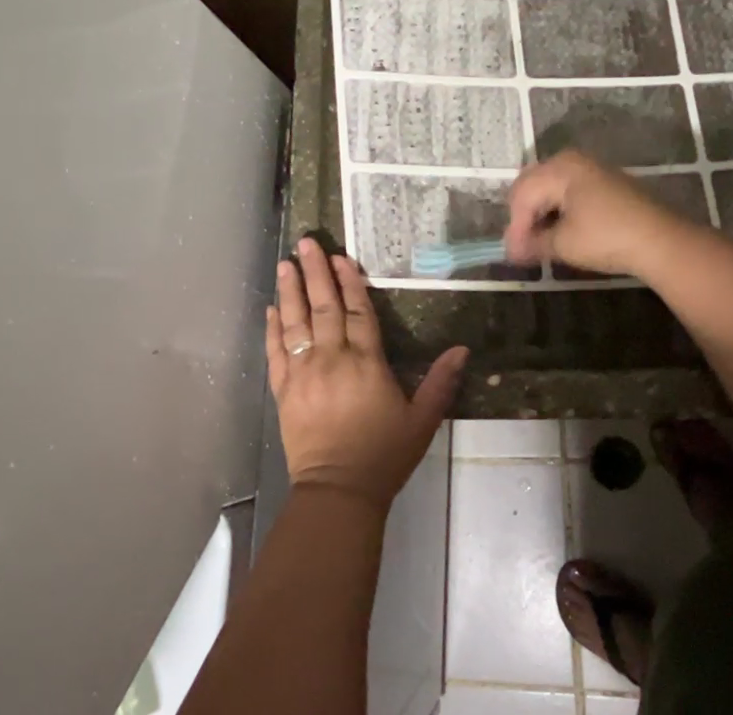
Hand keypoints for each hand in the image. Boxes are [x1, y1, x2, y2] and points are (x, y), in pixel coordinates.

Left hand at [267, 237, 467, 506]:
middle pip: (323, 307)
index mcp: (366, 363)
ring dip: (290, 291)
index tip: (341, 256)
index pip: (358, 311)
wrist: (338, 490)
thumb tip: (462, 349)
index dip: (350, 281)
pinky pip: (276, 352)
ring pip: (295, 323)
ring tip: (285, 263)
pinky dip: (272, 328)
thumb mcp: (422, 420)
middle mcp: (332, 359)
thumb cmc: (384, 455)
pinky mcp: (284, 391)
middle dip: (315, 272)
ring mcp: (303, 374)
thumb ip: (440, 383)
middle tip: (306, 242)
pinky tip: (271, 308)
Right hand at [503, 150, 693, 277]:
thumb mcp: (564, 244)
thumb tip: (513, 251)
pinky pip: (568, 190)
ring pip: (549, 187)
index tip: (513, 255)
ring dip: (540, 213)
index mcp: (559, 169)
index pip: (522, 196)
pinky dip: (557, 209)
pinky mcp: (604, 181)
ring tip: (537, 242)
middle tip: (521, 247)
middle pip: (532, 185)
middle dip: (523, 217)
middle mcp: (572, 160)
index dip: (515, 227)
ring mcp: (590, 168)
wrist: (661, 241)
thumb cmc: (607, 238)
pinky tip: (558, 230)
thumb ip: (533, 244)